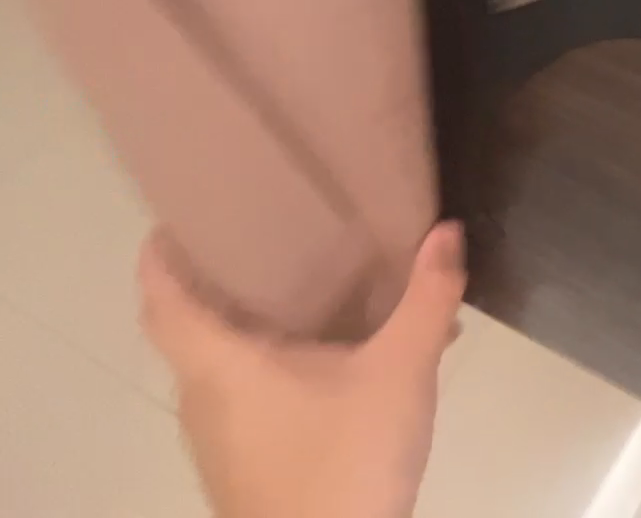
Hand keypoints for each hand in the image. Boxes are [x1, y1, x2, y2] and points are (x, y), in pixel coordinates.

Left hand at [138, 222, 465, 517]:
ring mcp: (227, 431)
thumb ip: (428, 295)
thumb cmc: (349, 452)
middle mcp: (209, 396)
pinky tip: (360, 347)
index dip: (163, 260)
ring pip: (236, 357)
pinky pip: (261, 383)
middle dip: (232, 277)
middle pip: (200, 327)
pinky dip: (295, 350)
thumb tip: (446, 229)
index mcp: (225, 368)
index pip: (168, 305)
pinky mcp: (254, 452)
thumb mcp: (404, 365)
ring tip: (334, 278)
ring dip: (273, 316)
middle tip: (282, 228)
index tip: (180, 218)